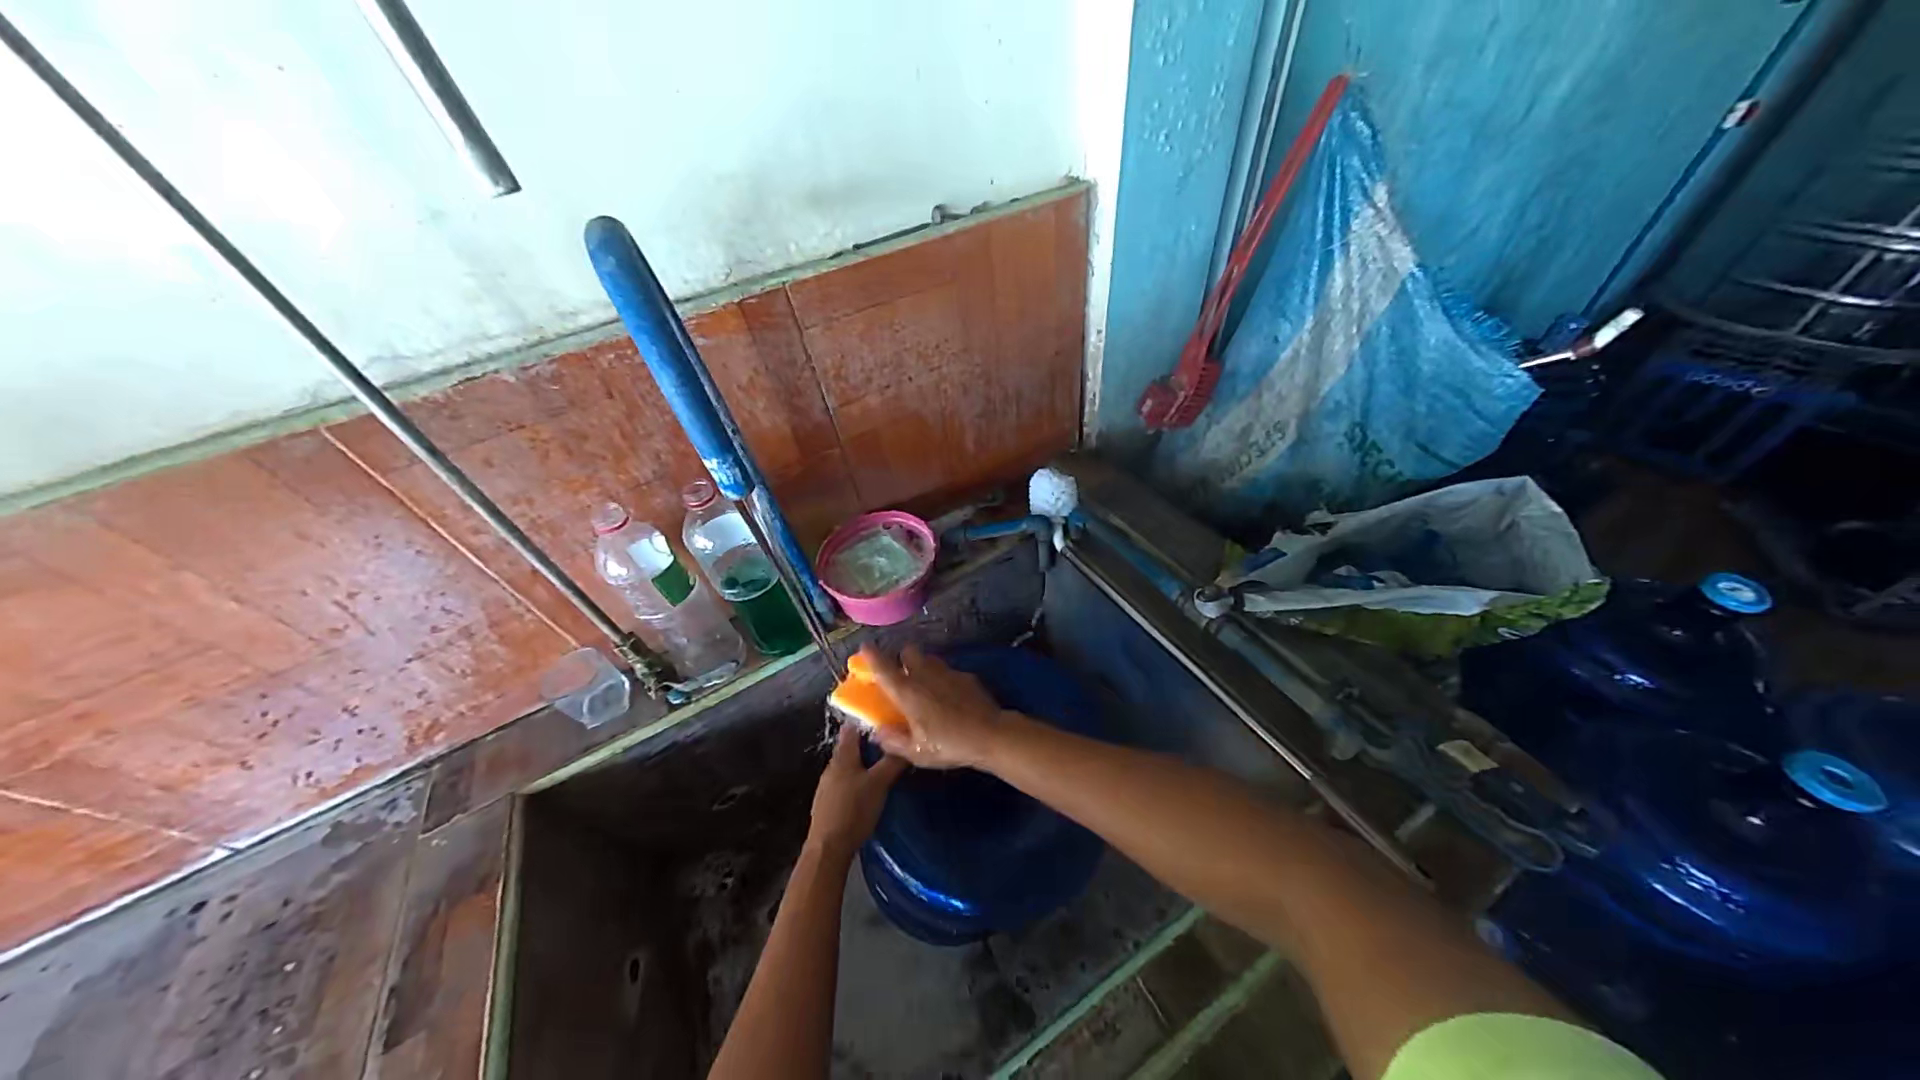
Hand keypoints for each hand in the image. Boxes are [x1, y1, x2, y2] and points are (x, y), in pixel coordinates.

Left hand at [806, 720, 906, 862]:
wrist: (829, 848)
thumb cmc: (854, 810)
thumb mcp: (879, 783)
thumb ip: (892, 761)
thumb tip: (907, 740)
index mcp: (842, 756)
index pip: (852, 728)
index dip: (868, 721)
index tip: (887, 720)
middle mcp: (832, 766)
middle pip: (851, 747)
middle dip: (870, 744)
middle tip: (893, 744)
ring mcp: (828, 785)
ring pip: (849, 766)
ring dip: (865, 763)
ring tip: (885, 765)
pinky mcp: (829, 802)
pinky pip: (846, 782)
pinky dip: (859, 779)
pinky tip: (870, 788)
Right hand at [861, 645, 1010, 769]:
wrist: (991, 735)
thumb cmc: (950, 745)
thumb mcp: (917, 753)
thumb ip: (894, 741)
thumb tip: (879, 732)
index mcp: (908, 692)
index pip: (884, 667)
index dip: (872, 656)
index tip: (865, 648)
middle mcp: (925, 675)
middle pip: (909, 651)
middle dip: (902, 658)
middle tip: (902, 674)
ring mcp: (948, 672)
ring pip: (930, 659)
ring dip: (923, 666)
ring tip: (926, 685)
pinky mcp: (967, 676)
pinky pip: (949, 671)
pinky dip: (944, 679)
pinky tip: (950, 696)